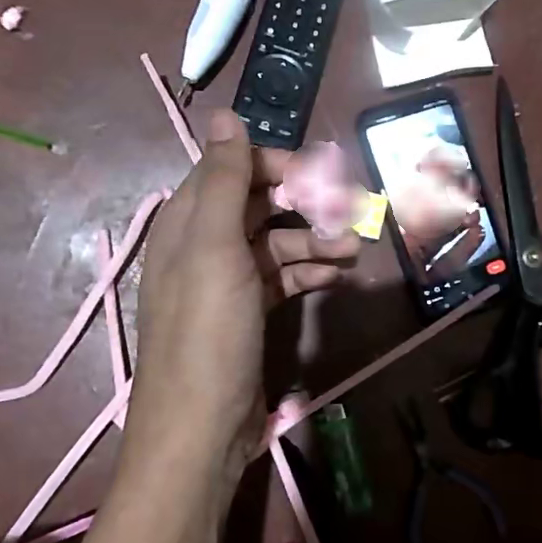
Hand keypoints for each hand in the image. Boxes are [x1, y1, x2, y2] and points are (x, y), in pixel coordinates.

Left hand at [127, 111, 361, 464]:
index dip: (276, 165)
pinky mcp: (249, 312)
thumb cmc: (207, 332)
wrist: (201, 428)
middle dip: (307, 206)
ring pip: (277, 243)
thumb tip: (224, 114)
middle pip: (261, 206)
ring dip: (316, 242)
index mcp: (188, 222)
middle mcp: (204, 245)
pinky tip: (336, 277)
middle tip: (352, 213)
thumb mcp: (214, 249)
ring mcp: (228, 281)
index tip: (321, 175)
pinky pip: (283, 277)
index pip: (232, 170)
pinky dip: (310, 272)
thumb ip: (223, 180)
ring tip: (354, 252)